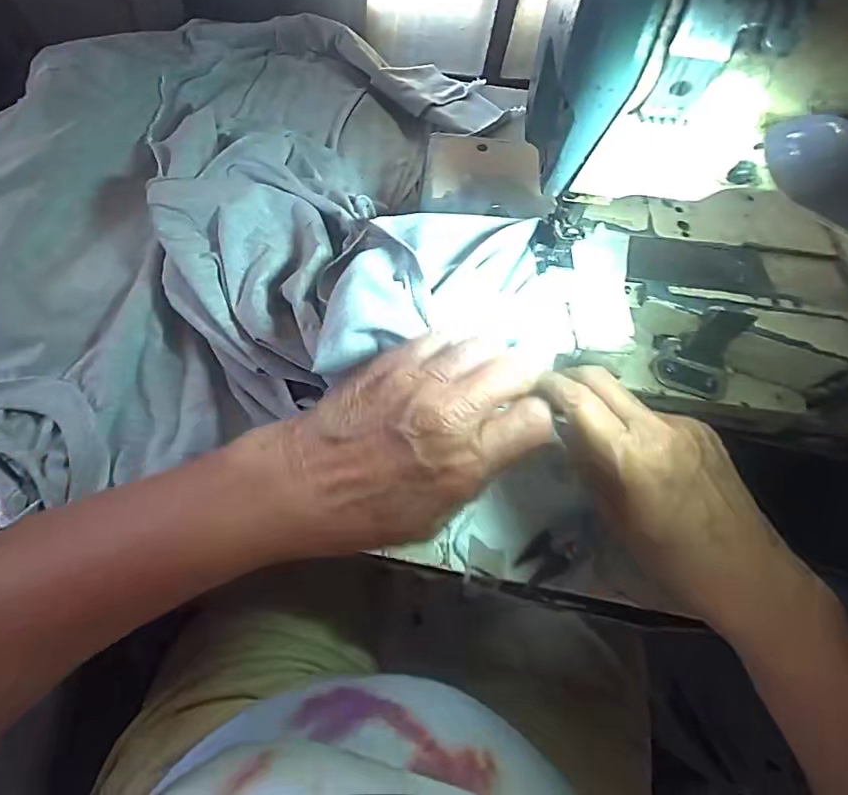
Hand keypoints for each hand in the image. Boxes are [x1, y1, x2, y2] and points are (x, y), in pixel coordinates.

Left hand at [253, 334, 555, 556]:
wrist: (305, 480)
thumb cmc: (372, 512)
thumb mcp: (440, 513)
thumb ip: (482, 469)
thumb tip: (513, 434)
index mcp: (465, 460)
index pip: (535, 418)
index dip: (542, 416)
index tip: (532, 419)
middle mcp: (449, 411)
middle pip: (515, 368)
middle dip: (528, 375)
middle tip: (522, 383)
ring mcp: (419, 378)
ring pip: (480, 343)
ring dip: (493, 354)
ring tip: (489, 366)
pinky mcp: (393, 359)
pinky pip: (440, 335)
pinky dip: (456, 343)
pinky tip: (453, 356)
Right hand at [537, 366, 819, 634]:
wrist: (752, 576)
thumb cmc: (673, 561)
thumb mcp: (615, 518)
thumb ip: (587, 468)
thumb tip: (563, 435)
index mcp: (631, 453)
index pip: (578, 397)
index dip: (549, 385)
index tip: (531, 386)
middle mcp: (657, 427)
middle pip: (600, 379)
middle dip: (570, 378)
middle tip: (550, 392)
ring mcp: (684, 424)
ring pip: (627, 397)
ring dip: (603, 403)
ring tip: (593, 431)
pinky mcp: (703, 430)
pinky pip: (654, 416)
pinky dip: (634, 424)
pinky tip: (637, 453)